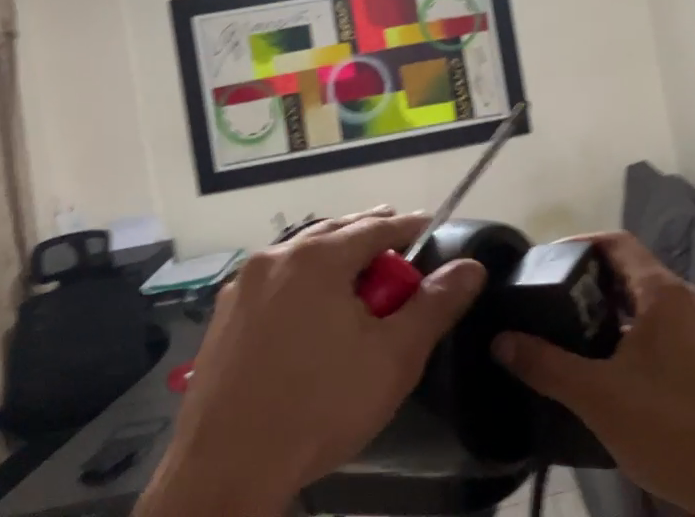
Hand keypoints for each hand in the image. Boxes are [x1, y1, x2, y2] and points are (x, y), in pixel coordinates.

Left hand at [135, 208, 486, 516]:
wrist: (227, 468)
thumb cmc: (320, 406)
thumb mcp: (394, 357)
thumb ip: (435, 305)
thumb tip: (471, 266)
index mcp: (317, 258)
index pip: (376, 227)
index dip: (409, 226)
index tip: (431, 227)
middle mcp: (275, 258)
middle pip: (334, 233)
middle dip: (369, 236)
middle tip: (398, 246)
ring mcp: (242, 287)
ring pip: (300, 256)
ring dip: (333, 258)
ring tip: (358, 278)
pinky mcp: (223, 318)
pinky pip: (274, 283)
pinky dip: (301, 283)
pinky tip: (311, 312)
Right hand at [493, 233, 694, 516]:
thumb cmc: (667, 426)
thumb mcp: (596, 395)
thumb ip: (545, 364)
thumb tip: (501, 342)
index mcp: (662, 293)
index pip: (616, 243)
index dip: (579, 244)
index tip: (544, 261)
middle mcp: (683, 300)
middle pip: (628, 270)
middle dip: (586, 279)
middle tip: (545, 296)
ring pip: (641, 301)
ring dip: (604, 308)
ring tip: (563, 327)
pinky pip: (655, 326)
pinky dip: (624, 330)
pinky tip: (598, 361)